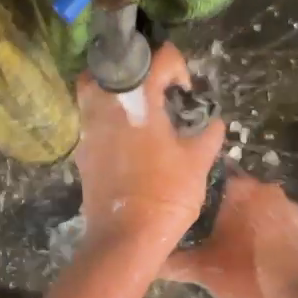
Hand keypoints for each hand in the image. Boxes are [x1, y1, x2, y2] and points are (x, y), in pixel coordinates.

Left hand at [74, 43, 225, 248]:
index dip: (178, 67)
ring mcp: (89, 130)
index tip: (185, 91)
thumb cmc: (166, 196)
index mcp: (137, 98)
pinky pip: (94, 123)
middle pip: (114, 66)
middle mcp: (105, 105)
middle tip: (157, 94)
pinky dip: (111, 122)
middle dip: (138, 73)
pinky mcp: (83, 153)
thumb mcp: (198, 163)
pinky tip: (132, 144)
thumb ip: (208, 135)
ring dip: (119, 96)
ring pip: (96, 93)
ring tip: (144, 117)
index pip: (158, 58)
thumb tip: (214, 122)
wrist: (125, 239)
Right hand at [162, 170, 297, 297]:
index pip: (214, 180)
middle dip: (227, 213)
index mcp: (241, 191)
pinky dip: (273, 240)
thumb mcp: (203, 271)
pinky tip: (265, 262)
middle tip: (211, 236)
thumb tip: (150, 261)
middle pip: (240, 196)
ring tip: (238, 252)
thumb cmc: (248, 275)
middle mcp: (268, 190)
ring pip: (263, 212)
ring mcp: (294, 208)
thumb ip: (175, 263)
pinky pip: (284, 229)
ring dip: (252, 226)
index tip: (191, 214)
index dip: (201, 197)